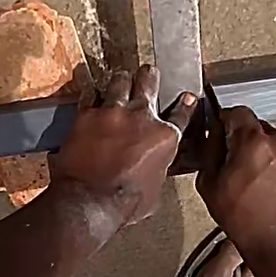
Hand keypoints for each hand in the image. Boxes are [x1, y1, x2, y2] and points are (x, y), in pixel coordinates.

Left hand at [48, 64, 195, 232]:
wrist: (90, 201)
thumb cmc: (124, 203)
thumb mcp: (155, 187)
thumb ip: (158, 167)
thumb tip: (154, 166)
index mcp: (165, 137)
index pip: (181, 115)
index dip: (186, 105)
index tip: (188, 98)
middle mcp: (142, 118)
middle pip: (149, 82)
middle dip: (150, 76)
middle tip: (148, 73)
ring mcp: (113, 113)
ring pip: (119, 80)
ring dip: (121, 80)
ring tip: (120, 78)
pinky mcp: (87, 115)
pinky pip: (90, 95)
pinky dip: (92, 95)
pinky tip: (92, 94)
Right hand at [197, 106, 275, 260]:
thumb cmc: (247, 220)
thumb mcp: (210, 184)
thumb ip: (210, 151)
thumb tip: (214, 135)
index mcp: (254, 142)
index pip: (235, 112)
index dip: (222, 122)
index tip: (217, 132)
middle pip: (252, 125)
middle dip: (239, 139)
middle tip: (229, 161)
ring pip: (266, 138)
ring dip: (255, 149)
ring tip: (247, 177)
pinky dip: (269, 159)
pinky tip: (260, 182)